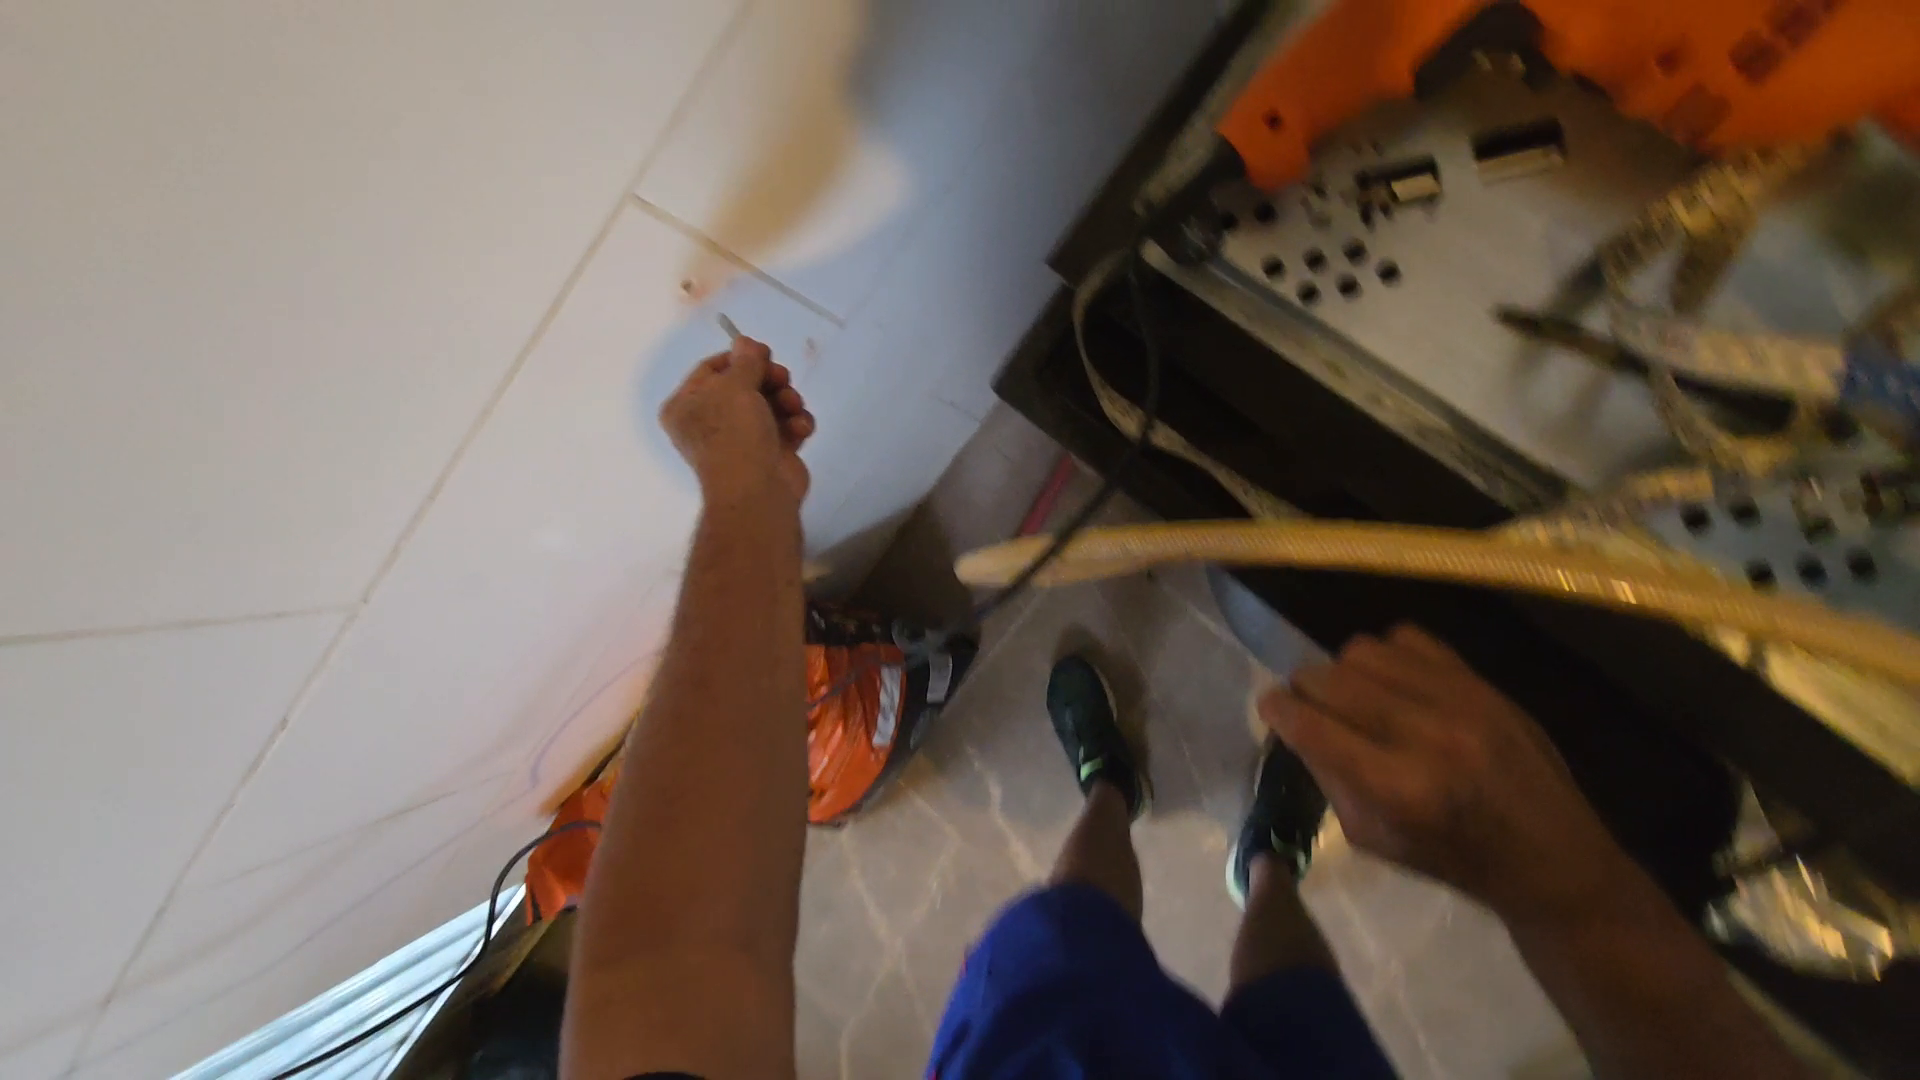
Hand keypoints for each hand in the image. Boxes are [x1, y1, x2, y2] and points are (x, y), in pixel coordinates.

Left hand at [660, 336, 814, 503]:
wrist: (757, 491)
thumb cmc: (734, 435)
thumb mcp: (735, 387)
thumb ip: (745, 360)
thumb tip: (746, 341)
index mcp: (686, 406)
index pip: (712, 369)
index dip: (740, 358)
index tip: (764, 353)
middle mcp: (710, 422)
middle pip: (745, 384)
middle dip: (770, 379)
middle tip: (783, 378)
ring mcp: (742, 439)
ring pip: (770, 404)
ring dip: (787, 401)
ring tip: (793, 408)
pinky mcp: (771, 453)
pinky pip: (786, 427)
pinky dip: (796, 424)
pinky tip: (800, 430)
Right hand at [1260, 624, 1633, 924]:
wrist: (1554, 858)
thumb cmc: (1452, 858)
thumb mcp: (1372, 837)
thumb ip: (1328, 775)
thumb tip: (1296, 725)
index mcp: (1395, 787)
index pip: (1309, 725)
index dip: (1276, 710)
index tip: (1269, 708)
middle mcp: (1425, 735)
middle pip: (1328, 679)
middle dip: (1303, 689)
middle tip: (1307, 706)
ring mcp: (1458, 701)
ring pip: (1361, 650)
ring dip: (1343, 671)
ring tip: (1354, 695)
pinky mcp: (1481, 683)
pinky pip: (1407, 637)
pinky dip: (1388, 656)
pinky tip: (1394, 683)